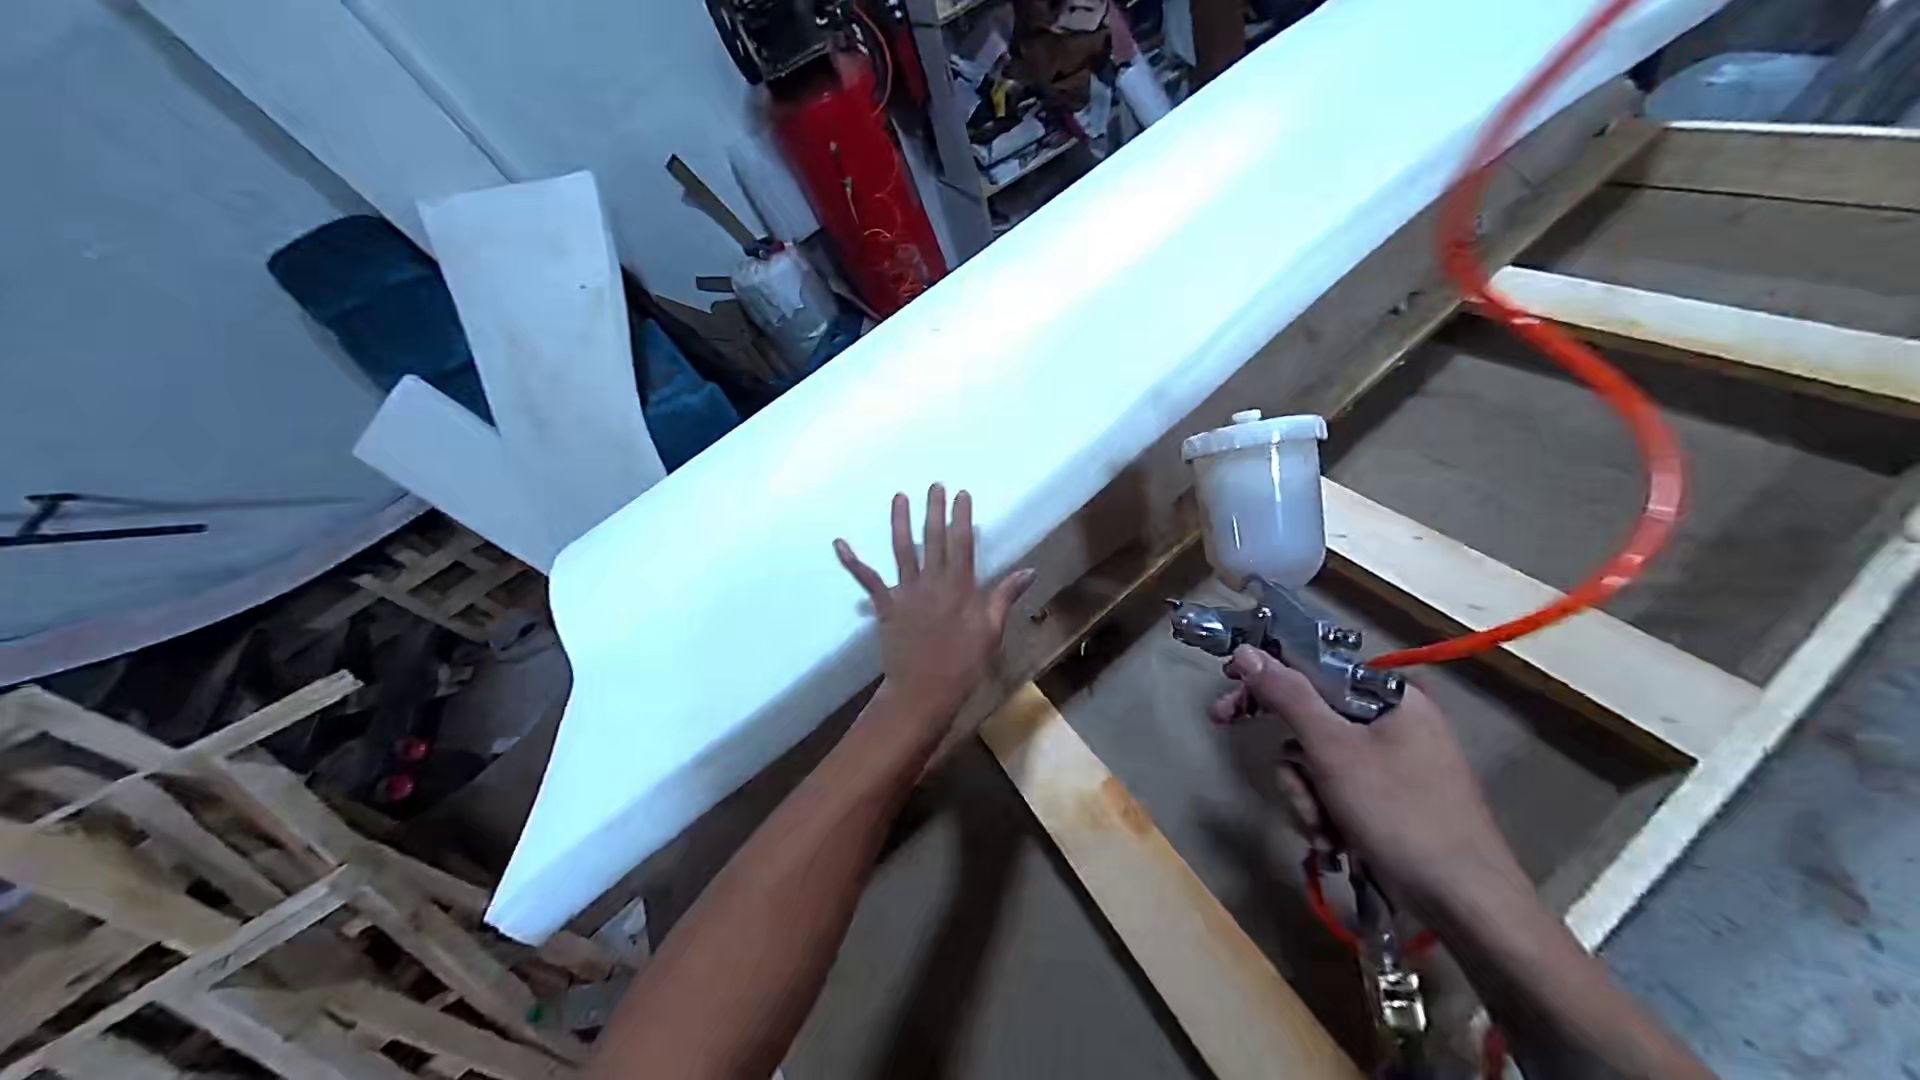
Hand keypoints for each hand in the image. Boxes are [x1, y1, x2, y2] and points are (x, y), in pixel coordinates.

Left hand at [835, 484, 1036, 731]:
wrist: (924, 690)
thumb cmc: (963, 664)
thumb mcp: (992, 631)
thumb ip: (1005, 597)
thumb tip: (1030, 570)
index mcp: (959, 587)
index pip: (962, 543)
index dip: (961, 516)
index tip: (961, 494)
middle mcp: (932, 582)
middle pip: (933, 538)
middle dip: (934, 509)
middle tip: (934, 484)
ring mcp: (906, 592)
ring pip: (902, 549)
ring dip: (900, 521)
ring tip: (899, 497)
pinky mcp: (885, 606)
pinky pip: (867, 580)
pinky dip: (852, 562)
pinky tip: (839, 543)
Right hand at [1212, 645, 1529, 914]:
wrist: (1467, 904)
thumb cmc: (1399, 813)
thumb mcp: (1332, 748)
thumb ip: (1288, 695)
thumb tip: (1246, 651)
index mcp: (1390, 697)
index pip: (1311, 670)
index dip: (1264, 682)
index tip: (1227, 701)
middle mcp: (1392, 722)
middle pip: (1311, 718)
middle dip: (1289, 756)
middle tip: (1240, 751)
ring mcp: (1392, 762)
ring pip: (1317, 759)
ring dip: (1306, 793)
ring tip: (1322, 827)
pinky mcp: (1389, 797)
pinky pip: (1336, 788)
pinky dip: (1325, 811)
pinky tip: (1334, 840)